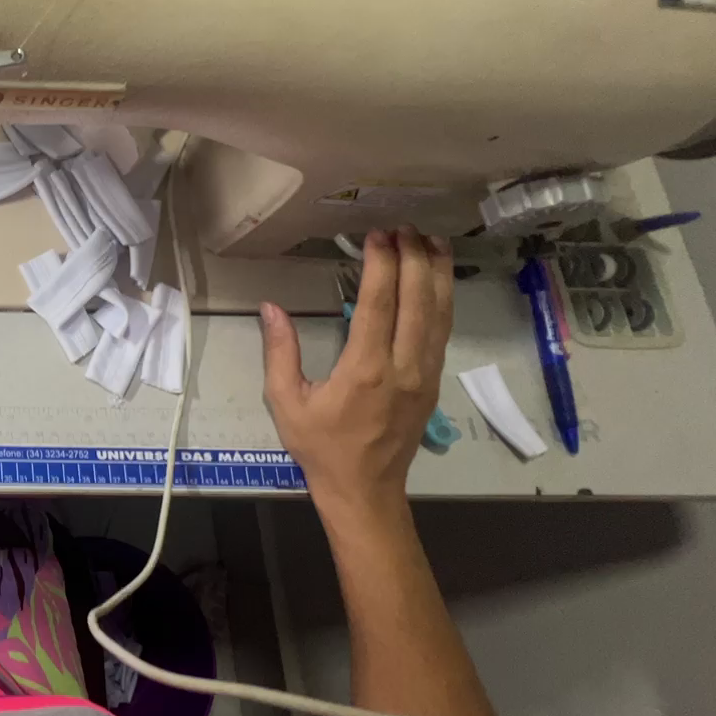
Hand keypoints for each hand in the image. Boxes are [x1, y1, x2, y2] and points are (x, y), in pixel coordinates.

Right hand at [258, 227, 453, 516]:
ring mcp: (425, 374)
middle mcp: (403, 367)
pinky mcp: (432, 381)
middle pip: (418, 302)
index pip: (377, 306)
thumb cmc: (318, 445)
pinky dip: (444, 299)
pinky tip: (439, 281)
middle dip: (414, 260)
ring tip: (432, 240)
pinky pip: (442, 331)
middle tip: (405, 227)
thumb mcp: (285, 401)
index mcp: (365, 371)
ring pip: (440, 314)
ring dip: (438, 274)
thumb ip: (280, 352)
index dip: (381, 267)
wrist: (364, 488)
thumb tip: (271, 309)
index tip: (377, 236)